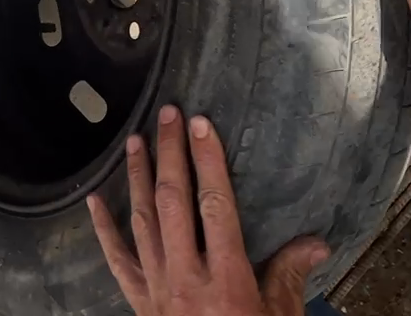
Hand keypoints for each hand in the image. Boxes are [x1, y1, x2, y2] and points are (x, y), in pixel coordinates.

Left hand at [87, 104, 328, 314]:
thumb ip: (291, 278)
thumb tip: (317, 241)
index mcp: (228, 282)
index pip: (215, 206)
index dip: (207, 162)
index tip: (201, 124)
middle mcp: (187, 280)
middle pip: (174, 202)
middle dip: (170, 153)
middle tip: (168, 113)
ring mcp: (158, 291)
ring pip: (142, 220)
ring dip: (137, 177)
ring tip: (136, 139)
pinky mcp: (139, 304)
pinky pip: (117, 260)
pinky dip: (103, 228)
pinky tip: (93, 197)